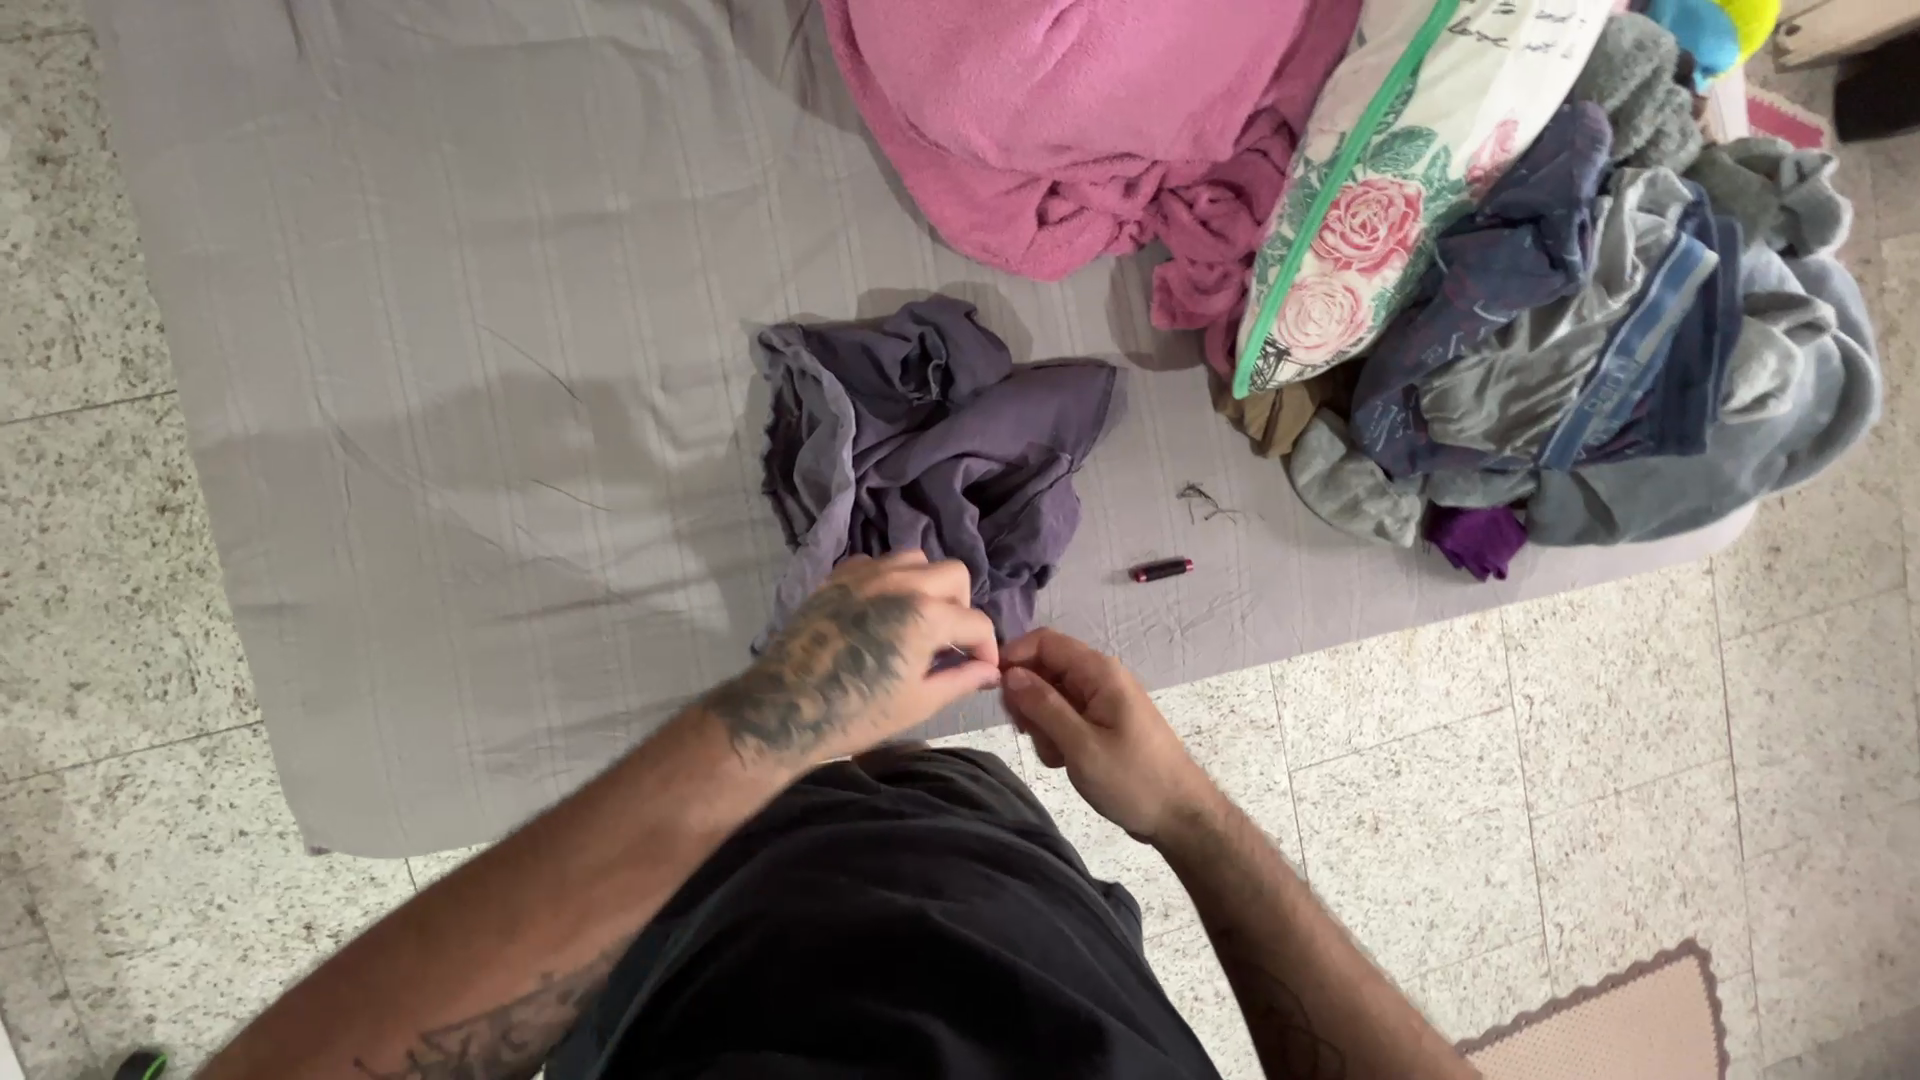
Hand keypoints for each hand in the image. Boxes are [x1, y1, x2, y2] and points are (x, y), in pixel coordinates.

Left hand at [704, 551, 1000, 767]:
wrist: (785, 708)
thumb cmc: (856, 714)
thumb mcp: (918, 703)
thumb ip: (960, 679)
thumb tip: (989, 672)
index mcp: (926, 615)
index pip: (976, 622)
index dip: (986, 648)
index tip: (980, 668)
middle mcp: (902, 583)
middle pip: (954, 575)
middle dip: (961, 606)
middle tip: (950, 640)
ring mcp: (867, 574)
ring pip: (916, 560)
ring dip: (927, 585)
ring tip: (917, 618)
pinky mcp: (838, 577)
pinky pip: (877, 562)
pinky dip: (890, 579)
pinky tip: (882, 609)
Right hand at [999, 628, 1218, 843]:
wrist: (1180, 817)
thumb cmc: (1133, 780)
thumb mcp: (1081, 745)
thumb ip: (1043, 706)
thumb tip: (1010, 674)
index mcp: (1099, 671)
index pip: (1044, 641)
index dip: (1014, 657)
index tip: (995, 691)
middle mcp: (1100, 677)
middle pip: (1044, 668)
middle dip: (1027, 698)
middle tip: (1029, 734)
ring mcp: (1102, 700)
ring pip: (1051, 695)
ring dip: (1042, 723)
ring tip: (1055, 756)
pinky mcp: (1102, 722)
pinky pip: (1065, 715)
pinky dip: (1056, 735)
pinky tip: (1064, 761)